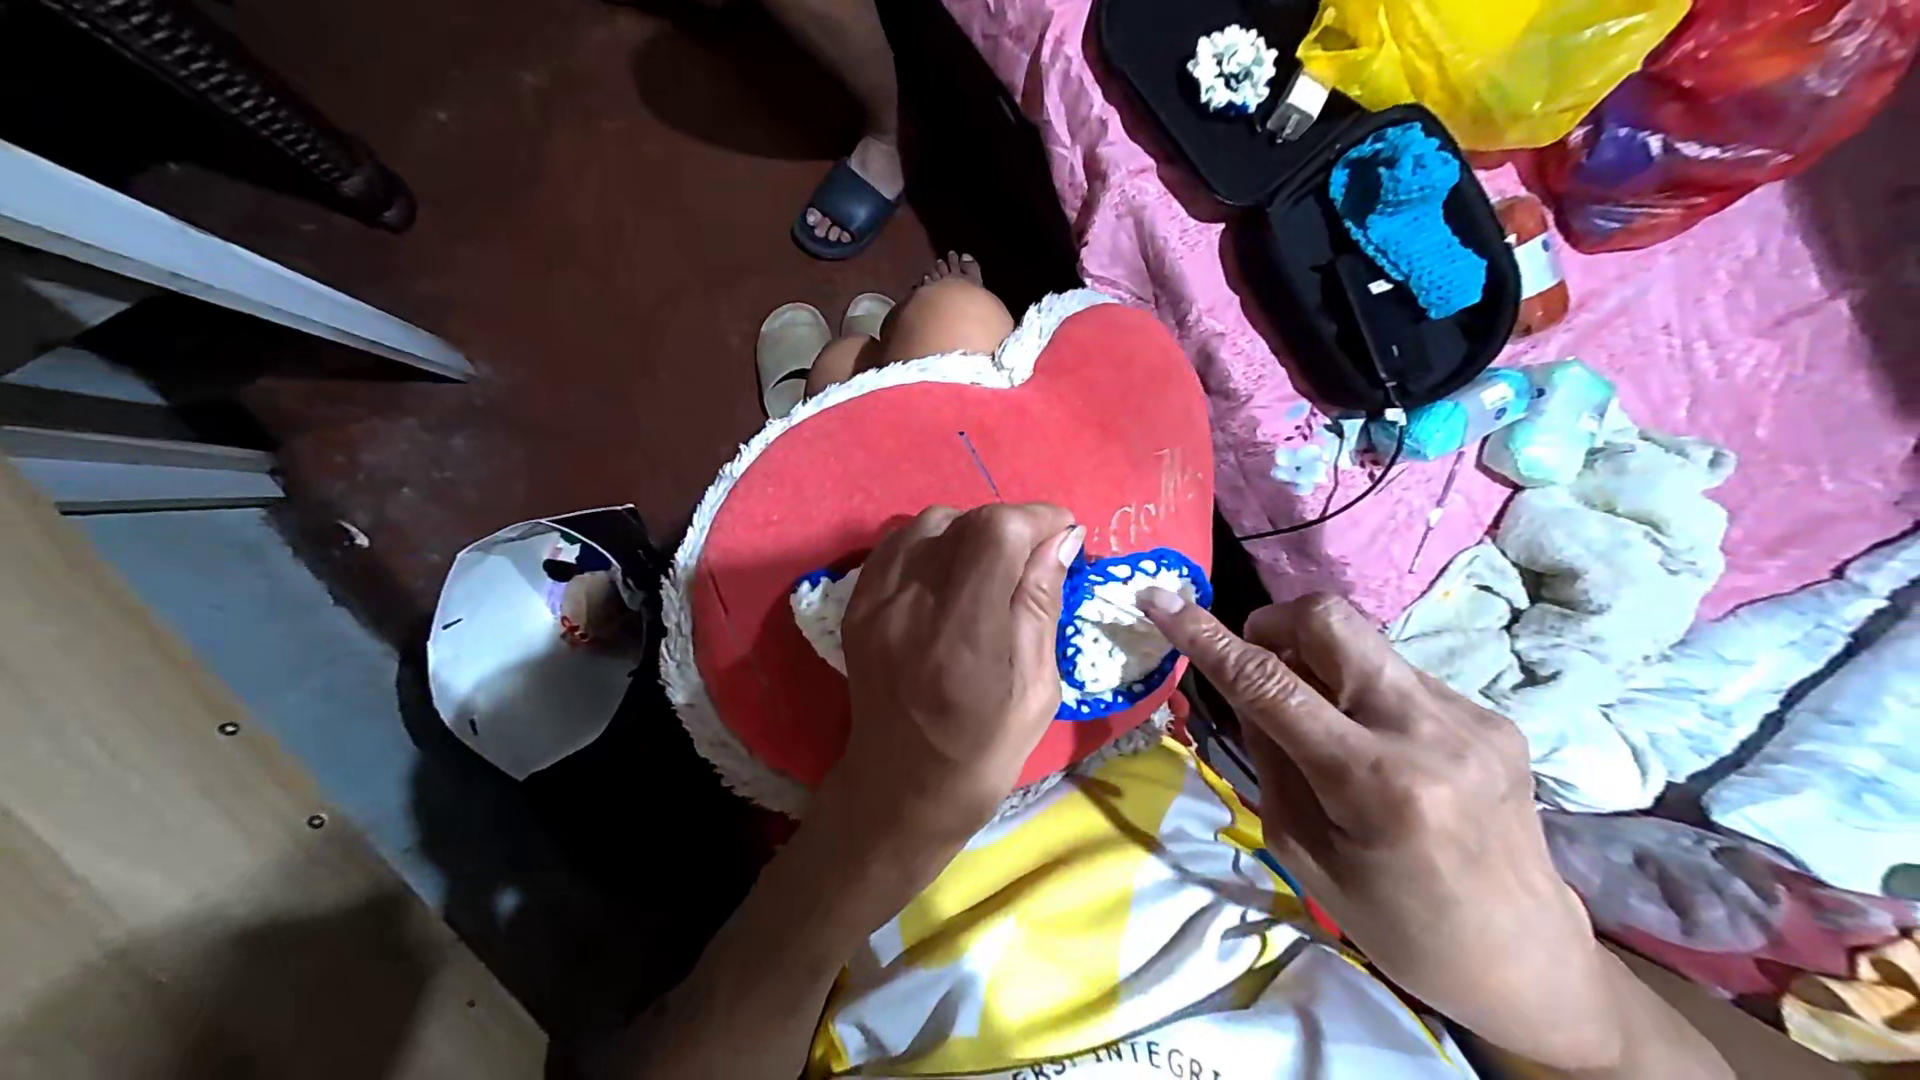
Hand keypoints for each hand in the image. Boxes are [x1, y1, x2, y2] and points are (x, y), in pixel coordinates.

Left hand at [820, 503, 1081, 865]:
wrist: (899, 786)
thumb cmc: (983, 752)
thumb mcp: (1037, 689)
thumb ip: (1042, 605)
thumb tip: (1062, 540)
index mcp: (965, 639)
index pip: (996, 534)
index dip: (1038, 518)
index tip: (1064, 534)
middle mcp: (912, 608)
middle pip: (966, 520)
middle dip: (1013, 524)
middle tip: (1035, 553)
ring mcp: (876, 602)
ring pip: (931, 522)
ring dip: (972, 530)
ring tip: (992, 563)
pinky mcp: (857, 603)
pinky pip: (899, 542)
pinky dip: (934, 540)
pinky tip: (951, 569)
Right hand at [1141, 590, 1625, 1069]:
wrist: (1529, 962)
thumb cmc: (1395, 922)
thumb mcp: (1301, 848)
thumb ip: (1269, 754)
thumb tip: (1246, 686)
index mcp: (1373, 782)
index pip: (1267, 683)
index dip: (1204, 636)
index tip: (1159, 599)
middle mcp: (1428, 731)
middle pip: (1330, 619)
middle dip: (1273, 623)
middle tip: (1257, 661)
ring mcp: (1470, 716)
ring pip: (1361, 640)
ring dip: (1316, 661)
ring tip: (1318, 719)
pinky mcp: (1492, 716)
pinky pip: (1394, 672)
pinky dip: (1357, 689)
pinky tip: (1373, 742)